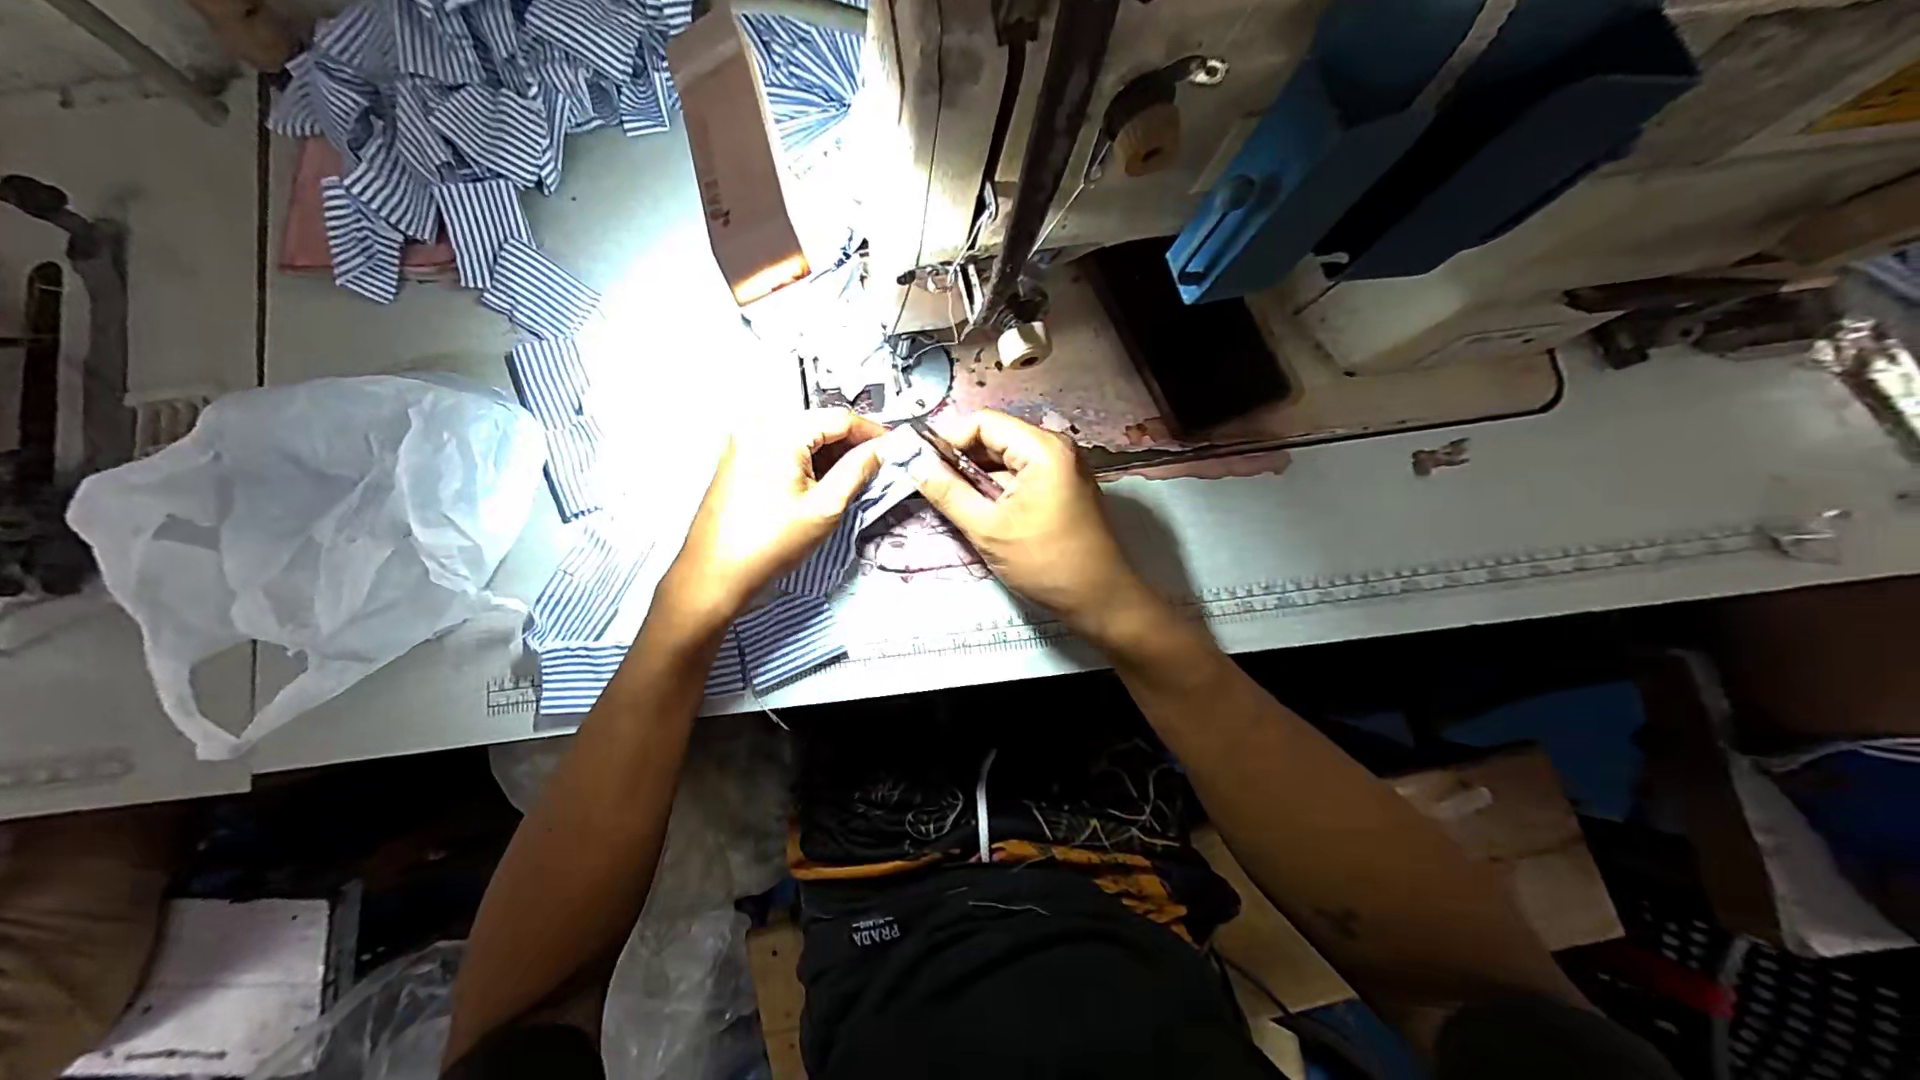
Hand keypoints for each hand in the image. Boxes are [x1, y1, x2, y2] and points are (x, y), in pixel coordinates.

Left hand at [661, 408, 883, 626]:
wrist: (715, 575)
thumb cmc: (761, 547)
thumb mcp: (826, 507)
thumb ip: (859, 470)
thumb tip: (881, 450)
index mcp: (778, 432)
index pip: (839, 417)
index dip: (872, 432)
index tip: (893, 446)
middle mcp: (757, 429)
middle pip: (820, 424)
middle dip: (852, 445)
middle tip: (878, 467)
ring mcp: (745, 444)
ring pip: (803, 438)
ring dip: (831, 456)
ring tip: (850, 484)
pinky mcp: (740, 461)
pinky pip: (784, 450)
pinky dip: (808, 463)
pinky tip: (822, 487)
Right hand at [907, 410, 1169, 647]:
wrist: (1099, 598)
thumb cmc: (1045, 563)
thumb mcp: (987, 529)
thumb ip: (947, 492)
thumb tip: (914, 464)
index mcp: (1042, 448)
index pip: (982, 422)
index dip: (947, 439)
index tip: (922, 464)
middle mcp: (1055, 447)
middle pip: (994, 436)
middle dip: (960, 458)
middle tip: (931, 485)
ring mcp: (1062, 466)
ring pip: (1005, 457)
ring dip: (977, 476)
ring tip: (952, 501)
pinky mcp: (1062, 485)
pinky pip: (1020, 474)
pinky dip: (996, 487)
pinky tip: (980, 510)